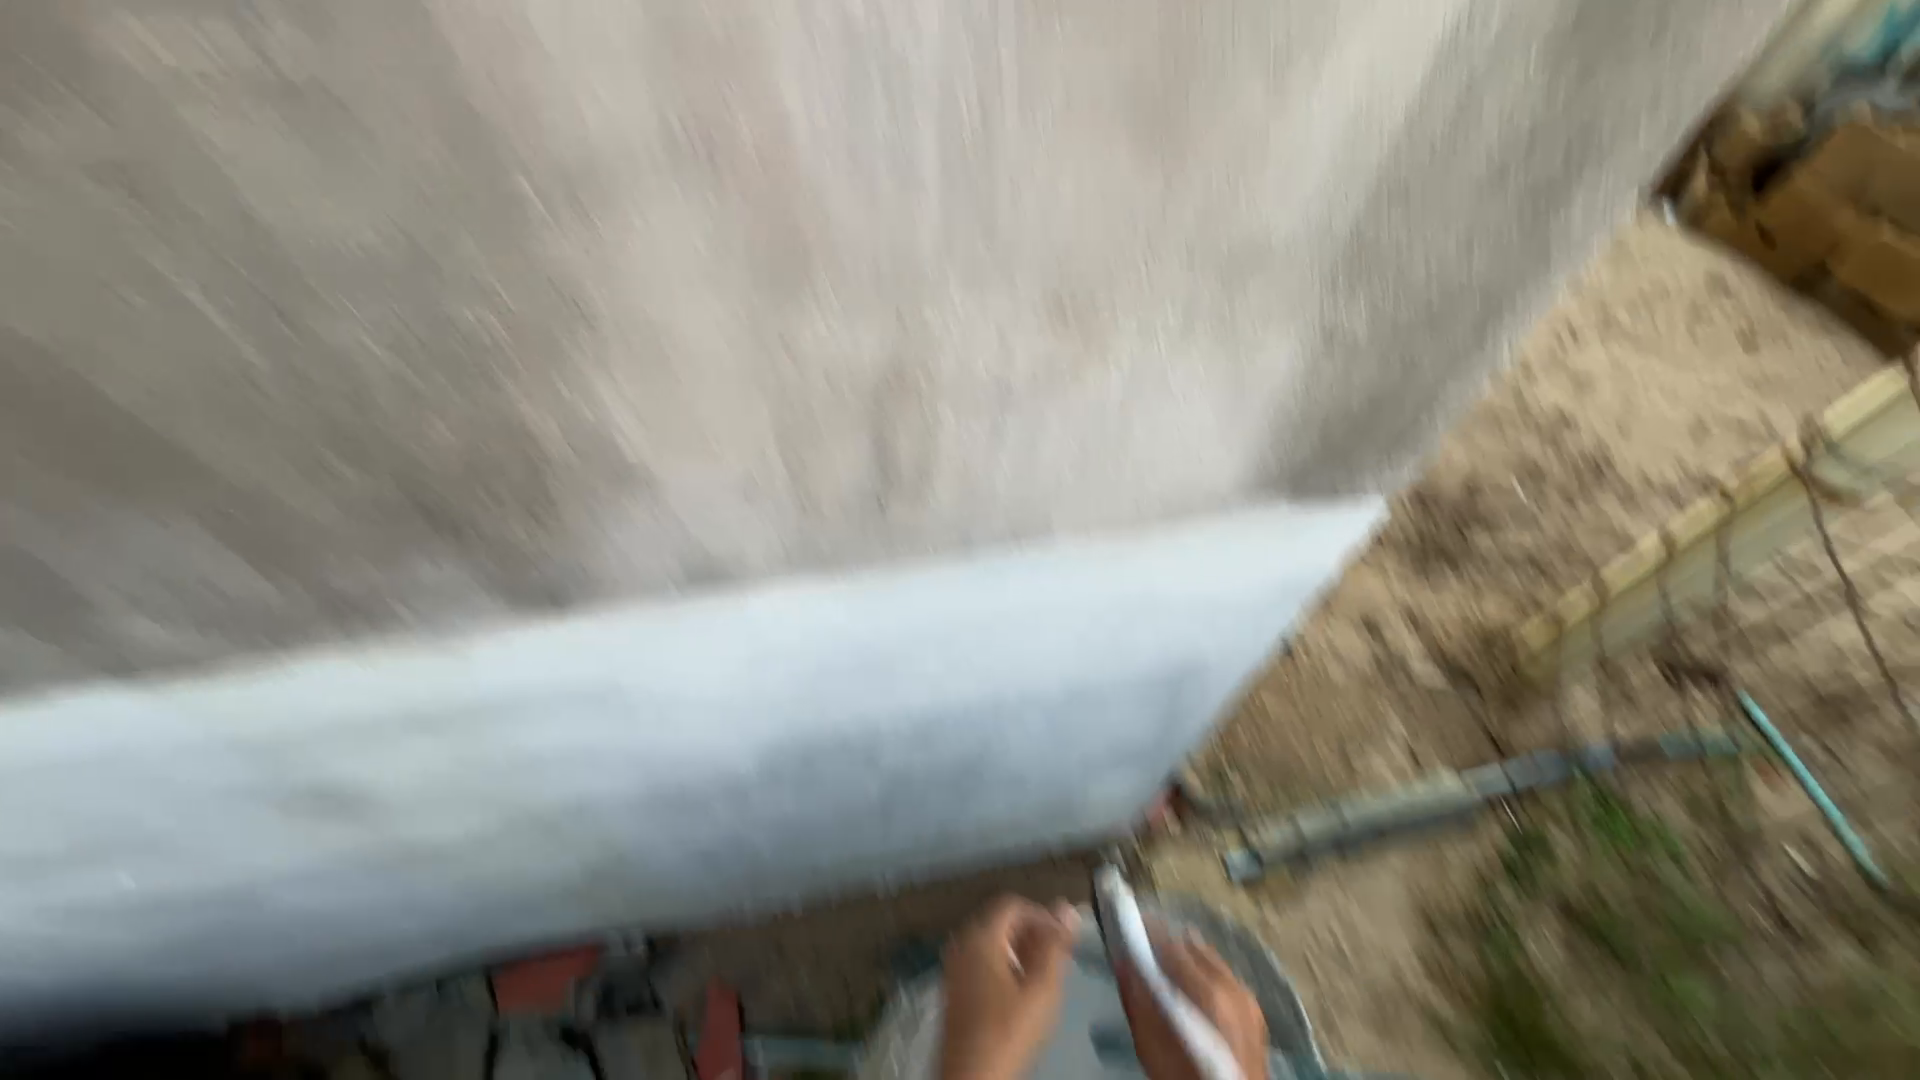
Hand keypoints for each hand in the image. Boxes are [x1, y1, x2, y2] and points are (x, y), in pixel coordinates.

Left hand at [938, 895, 1080, 1079]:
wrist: (970, 1078)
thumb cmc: (1009, 1030)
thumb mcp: (1041, 988)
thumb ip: (1055, 945)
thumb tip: (1067, 907)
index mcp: (979, 935)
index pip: (1013, 905)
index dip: (1042, 915)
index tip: (1064, 937)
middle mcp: (961, 942)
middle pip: (1001, 922)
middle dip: (1032, 933)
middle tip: (1057, 957)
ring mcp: (954, 965)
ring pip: (992, 942)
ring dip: (1020, 950)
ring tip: (1044, 974)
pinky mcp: (954, 987)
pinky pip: (981, 960)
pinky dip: (1004, 964)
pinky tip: (1021, 989)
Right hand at [1116, 931, 1269, 1079]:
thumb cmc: (1185, 1079)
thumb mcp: (1151, 1046)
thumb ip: (1136, 999)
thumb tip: (1122, 960)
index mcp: (1207, 991)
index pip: (1171, 941)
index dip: (1148, 929)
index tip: (1130, 923)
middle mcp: (1232, 985)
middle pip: (1192, 945)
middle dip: (1167, 942)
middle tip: (1144, 947)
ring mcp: (1247, 997)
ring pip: (1210, 958)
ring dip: (1187, 956)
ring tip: (1167, 967)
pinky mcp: (1254, 1009)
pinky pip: (1225, 976)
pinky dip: (1206, 973)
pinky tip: (1193, 988)